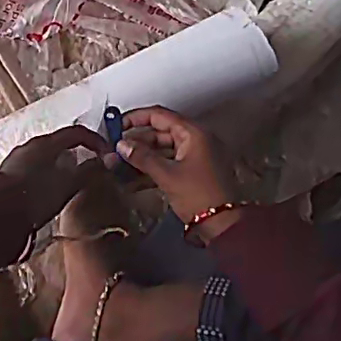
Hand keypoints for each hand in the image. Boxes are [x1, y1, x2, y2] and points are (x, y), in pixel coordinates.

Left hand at [0, 125, 113, 229]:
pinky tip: (49, 190)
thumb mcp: (69, 184)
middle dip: (78, 153)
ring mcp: (17, 159)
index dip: (95, 141)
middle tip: (90, 168)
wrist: (0, 213)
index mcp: (46, 143)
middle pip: (60, 143)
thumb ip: (89, 170)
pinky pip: (34, 167)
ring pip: (46, 155)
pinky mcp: (9, 173)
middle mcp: (30, 146)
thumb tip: (107, 161)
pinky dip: (47, 173)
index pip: (76, 132)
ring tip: (71, 182)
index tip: (106, 154)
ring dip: (62, 164)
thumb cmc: (35, 196)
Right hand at [114, 107, 240, 226]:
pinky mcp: (192, 171)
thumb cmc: (201, 196)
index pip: (159, 116)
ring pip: (161, 150)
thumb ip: (142, 157)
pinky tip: (133, 178)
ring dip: (141, 157)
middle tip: (116, 149)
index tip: (118, 126)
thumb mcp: (167, 175)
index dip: (136, 118)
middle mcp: (195, 140)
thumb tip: (122, 146)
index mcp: (194, 134)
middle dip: (136, 141)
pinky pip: (167, 163)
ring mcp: (194, 156)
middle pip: (159, 132)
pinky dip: (151, 168)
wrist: (223, 225)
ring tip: (120, 164)